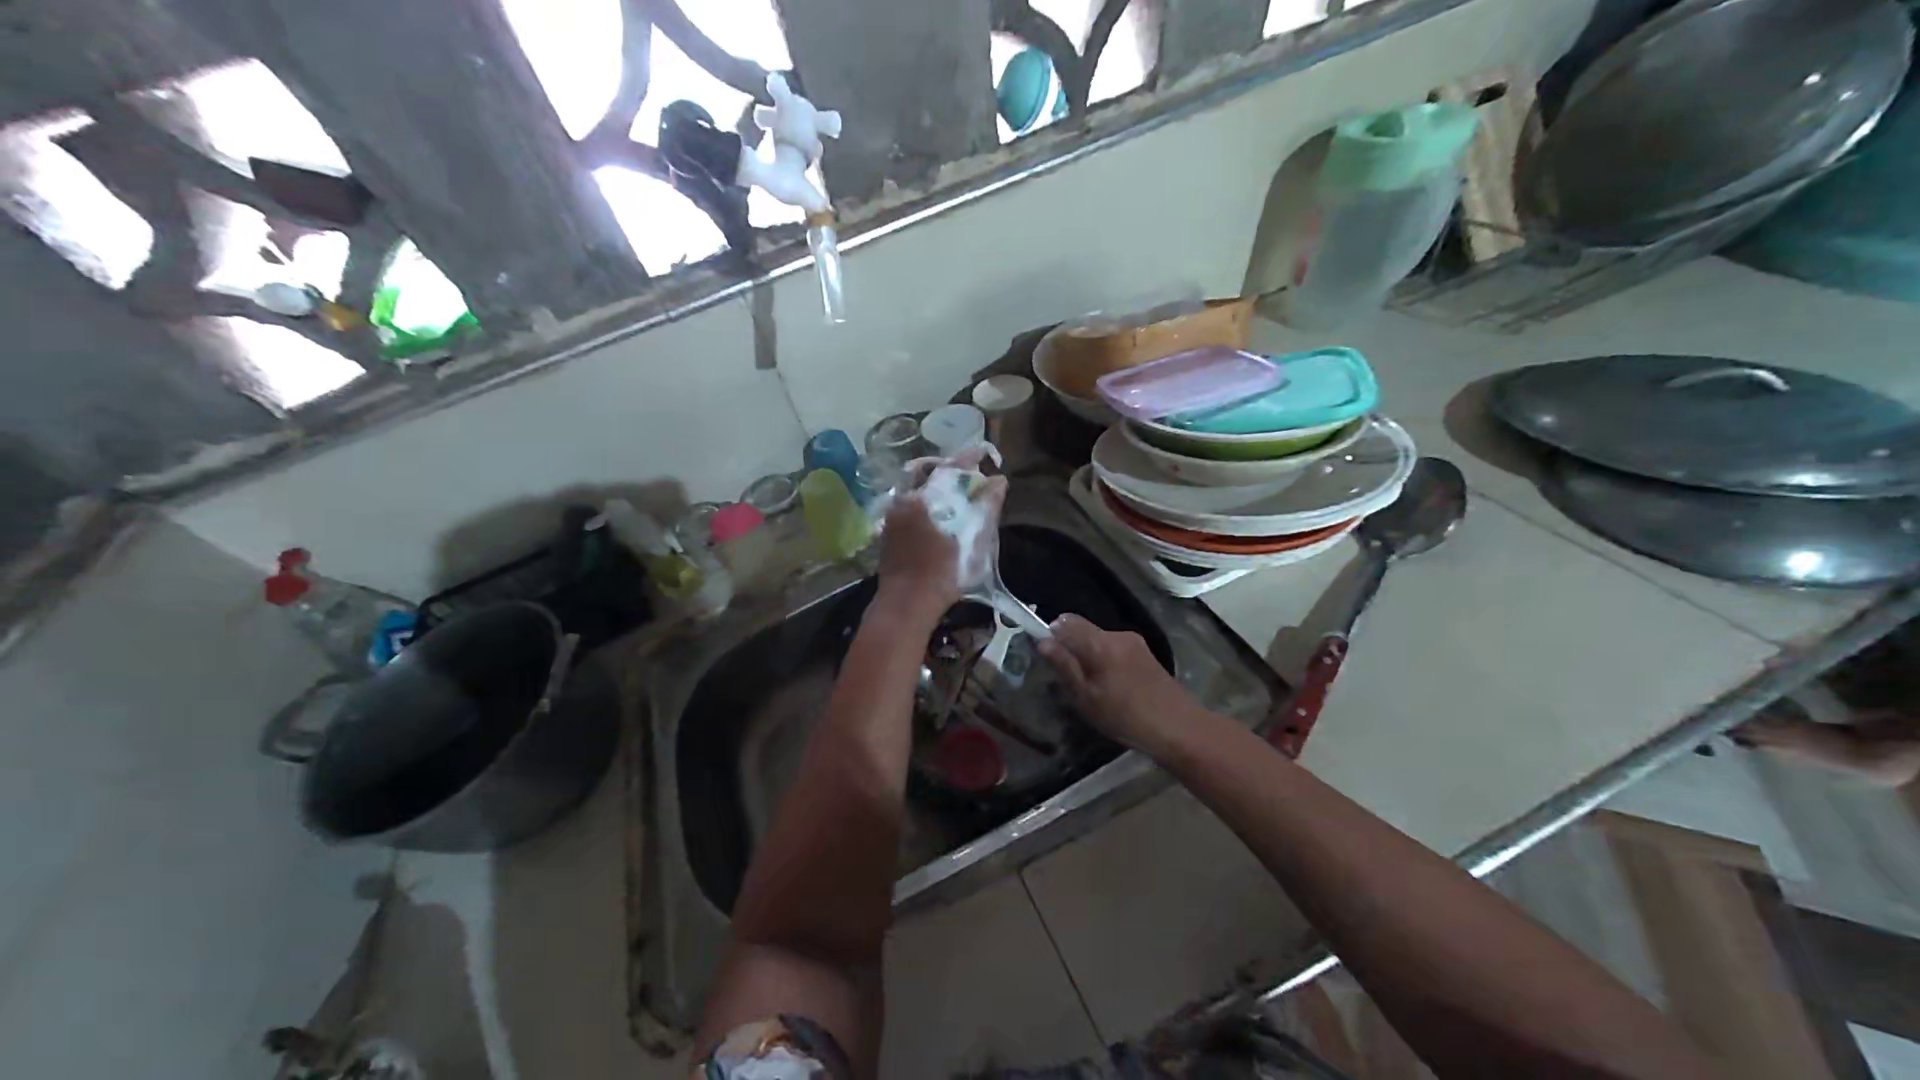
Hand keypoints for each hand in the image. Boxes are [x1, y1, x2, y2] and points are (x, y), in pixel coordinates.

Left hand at [876, 468, 1006, 617]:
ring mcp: (891, 521)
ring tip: (961, 494)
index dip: (966, 459)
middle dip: (950, 472)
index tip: (983, 453)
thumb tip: (999, 481)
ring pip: (917, 493)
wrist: (906, 606)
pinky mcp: (889, 537)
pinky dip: (929, 506)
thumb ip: (984, 507)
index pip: (945, 468)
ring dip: (939, 490)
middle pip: (926, 476)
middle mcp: (899, 503)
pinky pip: (911, 510)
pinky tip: (943, 517)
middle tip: (971, 474)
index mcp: (916, 498)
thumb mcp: (968, 540)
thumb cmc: (938, 572)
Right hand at [1039, 614, 1200, 757]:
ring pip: (1098, 639)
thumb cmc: (1126, 717)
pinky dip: (1105, 660)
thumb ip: (1065, 666)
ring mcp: (1134, 642)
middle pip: (1083, 629)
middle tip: (1068, 678)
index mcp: (1100, 643)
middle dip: (1070, 646)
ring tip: (1091, 687)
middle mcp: (1117, 634)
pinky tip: (1111, 687)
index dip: (1051, 634)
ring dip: (1088, 654)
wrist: (1178, 728)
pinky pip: (1114, 648)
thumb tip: (1043, 641)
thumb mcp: (1087, 697)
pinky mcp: (1145, 653)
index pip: (1065, 622)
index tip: (1049, 657)